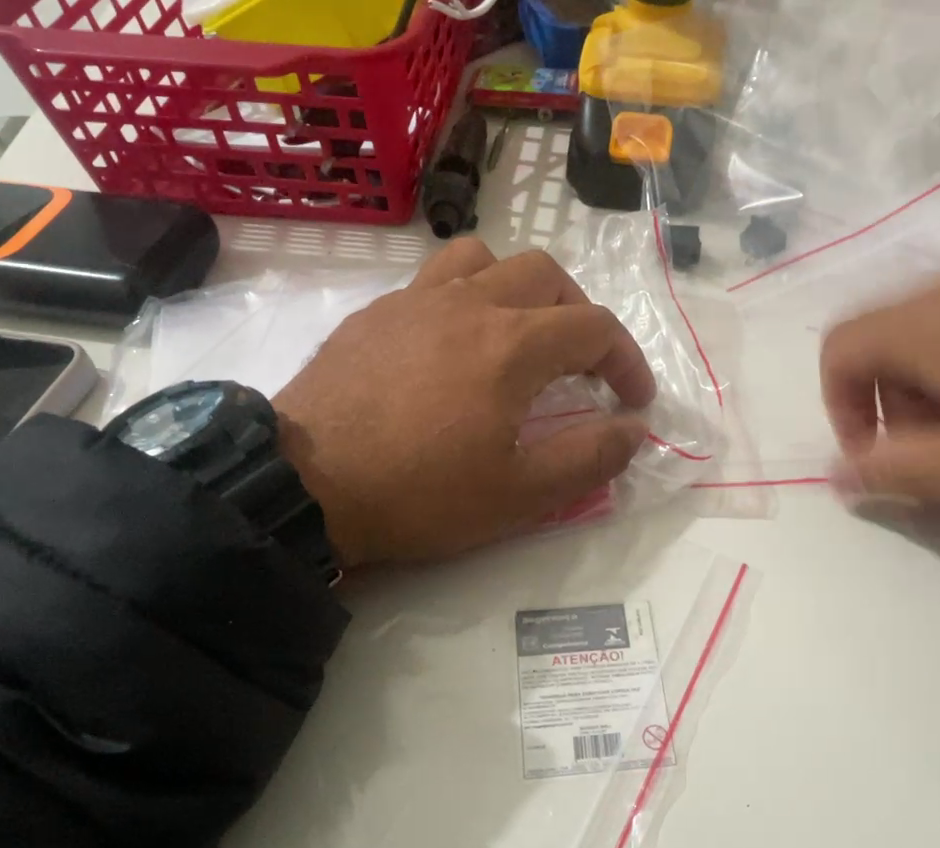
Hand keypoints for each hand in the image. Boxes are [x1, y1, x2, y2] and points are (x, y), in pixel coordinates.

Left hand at [274, 239, 655, 565]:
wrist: (306, 485)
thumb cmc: (420, 495)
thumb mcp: (520, 495)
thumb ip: (588, 458)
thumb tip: (634, 429)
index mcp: (511, 345)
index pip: (594, 328)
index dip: (627, 361)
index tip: (634, 401)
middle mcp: (467, 305)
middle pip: (544, 275)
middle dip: (578, 314)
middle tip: (581, 363)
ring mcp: (413, 302)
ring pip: (483, 259)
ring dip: (517, 288)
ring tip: (517, 333)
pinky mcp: (372, 315)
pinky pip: (431, 281)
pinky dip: (462, 298)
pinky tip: (449, 345)